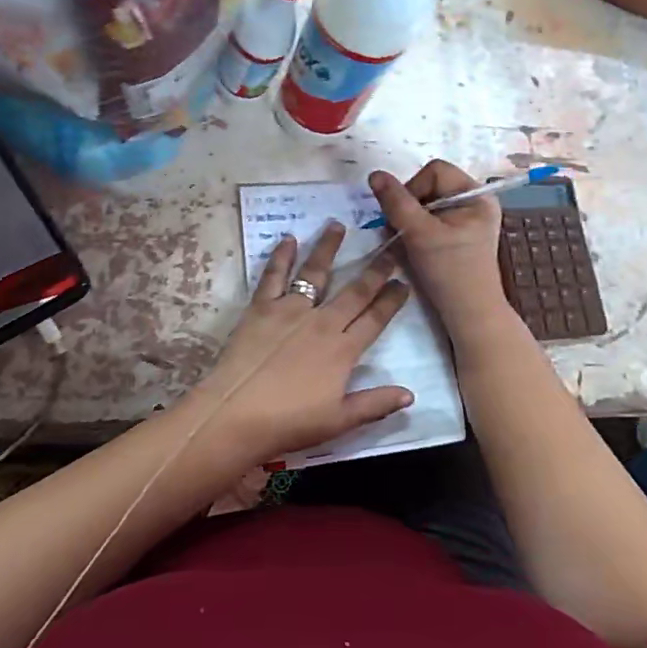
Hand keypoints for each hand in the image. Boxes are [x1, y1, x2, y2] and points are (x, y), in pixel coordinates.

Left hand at [194, 222, 413, 460]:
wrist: (236, 413)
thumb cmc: (289, 422)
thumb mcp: (339, 421)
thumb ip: (375, 404)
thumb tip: (410, 394)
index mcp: (342, 349)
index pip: (375, 319)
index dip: (391, 300)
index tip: (403, 282)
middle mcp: (321, 322)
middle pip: (354, 291)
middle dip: (375, 269)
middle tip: (388, 248)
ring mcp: (290, 310)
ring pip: (316, 272)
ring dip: (328, 248)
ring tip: (337, 225)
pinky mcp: (261, 307)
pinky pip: (274, 276)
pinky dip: (281, 256)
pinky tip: (288, 239)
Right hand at [369, 161, 505, 315]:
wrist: (471, 314)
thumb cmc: (449, 271)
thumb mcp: (418, 233)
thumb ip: (395, 202)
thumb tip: (374, 174)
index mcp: (476, 195)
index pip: (434, 171)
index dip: (412, 188)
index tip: (402, 216)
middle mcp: (476, 201)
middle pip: (430, 185)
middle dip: (409, 205)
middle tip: (400, 230)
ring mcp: (469, 219)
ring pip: (428, 203)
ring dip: (410, 218)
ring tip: (404, 240)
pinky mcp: (460, 235)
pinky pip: (432, 219)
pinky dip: (417, 228)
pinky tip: (412, 246)